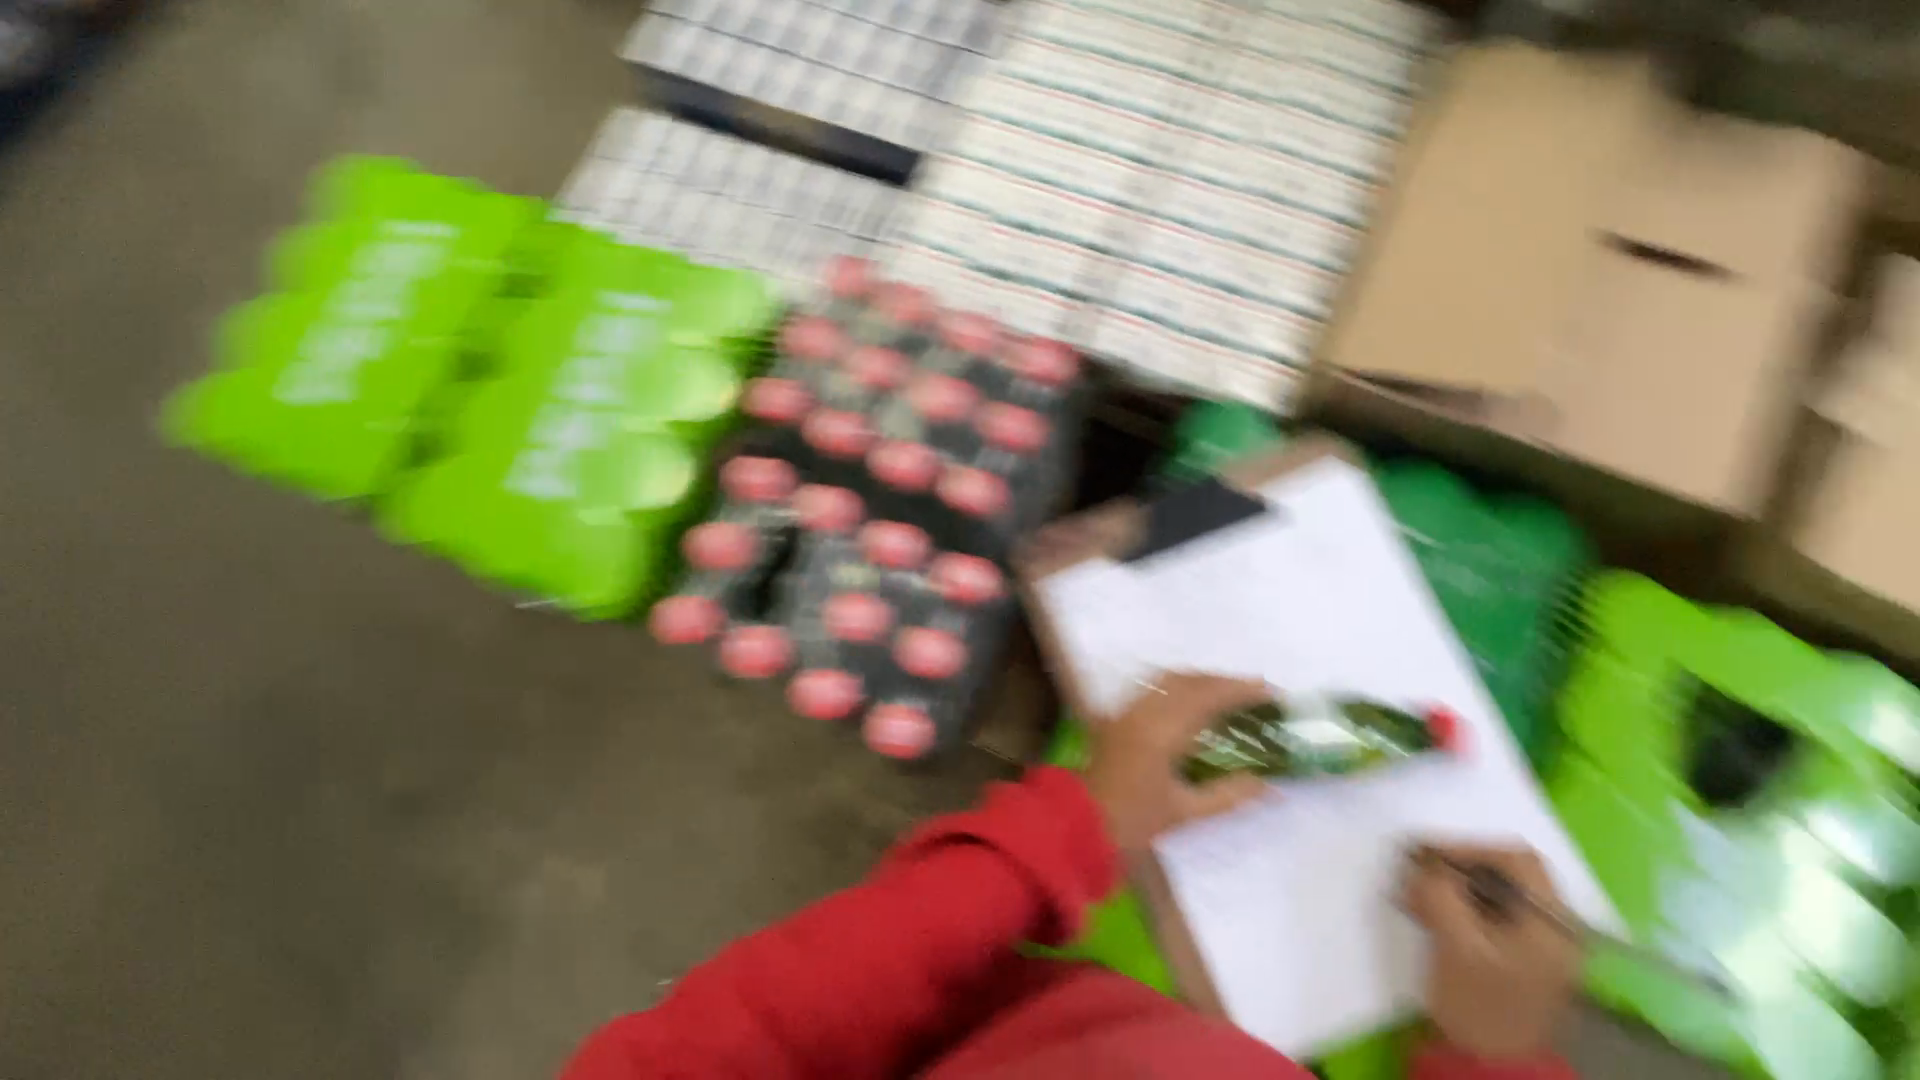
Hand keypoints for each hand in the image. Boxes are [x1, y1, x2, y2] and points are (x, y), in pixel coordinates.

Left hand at [1083, 673, 1272, 851]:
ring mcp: (1126, 710)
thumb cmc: (1134, 820)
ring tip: (1227, 691)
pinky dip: (1178, 684)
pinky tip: (1191, 698)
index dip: (1239, 690)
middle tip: (1255, 690)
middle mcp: (1142, 712)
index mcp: (1162, 733)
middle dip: (1223, 681)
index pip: (1207, 697)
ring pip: (1168, 679)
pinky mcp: (1116, 715)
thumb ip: (1229, 795)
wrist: (1080, 822)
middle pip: (1188, 680)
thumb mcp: (1186, 812)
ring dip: (1200, 679)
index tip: (1269, 691)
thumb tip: (1271, 787)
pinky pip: (1151, 687)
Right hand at [1404, 844, 1579, 1061]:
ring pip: (1494, 886)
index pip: (1517, 858)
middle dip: (1457, 864)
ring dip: (1451, 882)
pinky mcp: (1519, 949)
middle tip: (1417, 869)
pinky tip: (1426, 908)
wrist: (1487, 1064)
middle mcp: (1555, 924)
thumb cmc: (1477, 1006)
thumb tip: (1423, 858)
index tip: (1424, 854)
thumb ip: (1441, 894)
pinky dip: (1456, 900)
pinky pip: (1488, 906)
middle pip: (1506, 869)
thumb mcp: (1455, 946)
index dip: (1467, 846)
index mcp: (1553, 923)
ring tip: (1414, 892)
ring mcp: (1539, 937)